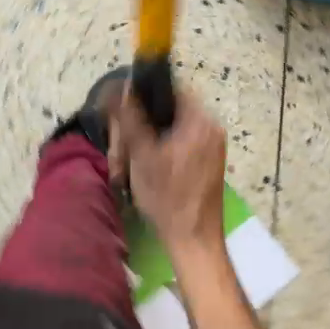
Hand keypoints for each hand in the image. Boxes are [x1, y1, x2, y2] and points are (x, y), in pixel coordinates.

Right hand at [111, 87, 228, 254]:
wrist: (193, 243)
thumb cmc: (168, 197)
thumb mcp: (142, 152)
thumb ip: (132, 115)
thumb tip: (126, 86)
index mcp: (200, 121)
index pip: (169, 88)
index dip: (142, 93)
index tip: (121, 108)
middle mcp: (210, 128)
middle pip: (166, 109)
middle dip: (138, 124)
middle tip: (119, 144)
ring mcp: (209, 146)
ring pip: (167, 128)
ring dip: (143, 139)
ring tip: (126, 161)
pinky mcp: (204, 162)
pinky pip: (175, 142)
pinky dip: (156, 149)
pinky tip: (141, 167)